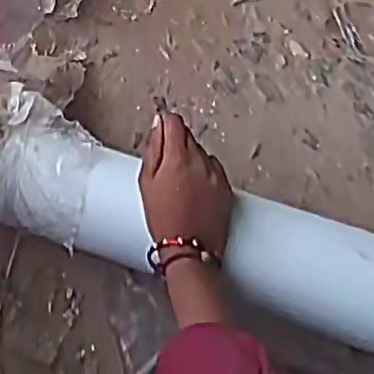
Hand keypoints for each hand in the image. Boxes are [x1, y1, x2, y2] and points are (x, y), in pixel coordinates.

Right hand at [138, 110, 233, 255]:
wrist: (189, 252)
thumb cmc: (164, 219)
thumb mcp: (146, 181)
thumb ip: (152, 148)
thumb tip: (158, 126)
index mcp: (178, 156)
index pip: (174, 121)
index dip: (164, 122)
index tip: (160, 129)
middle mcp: (200, 161)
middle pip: (187, 135)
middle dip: (176, 142)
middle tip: (165, 163)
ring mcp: (216, 175)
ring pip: (201, 152)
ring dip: (191, 157)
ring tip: (180, 180)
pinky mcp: (226, 188)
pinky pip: (213, 168)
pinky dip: (204, 171)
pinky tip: (194, 188)